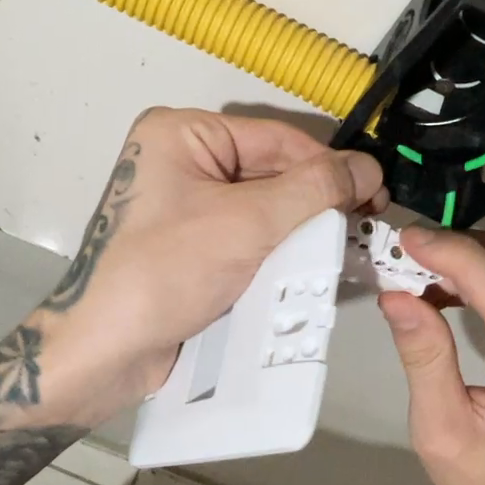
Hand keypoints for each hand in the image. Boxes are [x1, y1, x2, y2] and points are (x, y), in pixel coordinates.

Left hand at [34, 108, 384, 423]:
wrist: (107, 350)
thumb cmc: (166, 273)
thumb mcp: (246, 224)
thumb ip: (313, 190)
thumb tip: (368, 168)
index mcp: (181, 134)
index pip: (277, 138)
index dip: (330, 165)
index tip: (377, 194)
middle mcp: (179, 160)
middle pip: (271, 172)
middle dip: (314, 202)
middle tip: (364, 228)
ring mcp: (181, 205)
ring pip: (262, 208)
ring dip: (298, 231)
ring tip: (341, 250)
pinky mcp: (187, 246)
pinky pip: (244, 237)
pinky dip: (275, 251)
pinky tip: (306, 267)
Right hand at [378, 229, 484, 484]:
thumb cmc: (479, 479)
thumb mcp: (438, 431)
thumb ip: (425, 360)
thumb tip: (397, 296)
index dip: (460, 259)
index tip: (409, 241)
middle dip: (463, 248)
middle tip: (405, 254)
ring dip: (473, 256)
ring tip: (419, 271)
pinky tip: (445, 289)